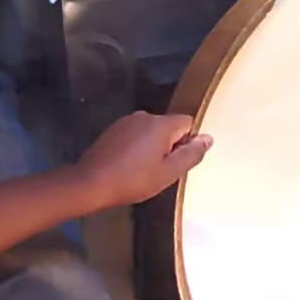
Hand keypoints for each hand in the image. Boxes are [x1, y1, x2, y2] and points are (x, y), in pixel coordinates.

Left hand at [72, 111, 211, 208]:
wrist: (91, 183)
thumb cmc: (134, 180)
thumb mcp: (169, 172)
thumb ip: (191, 154)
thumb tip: (208, 138)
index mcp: (161, 124)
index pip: (188, 122)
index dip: (187, 142)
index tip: (176, 162)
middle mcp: (144, 116)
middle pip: (168, 127)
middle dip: (169, 146)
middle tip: (160, 170)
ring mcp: (125, 121)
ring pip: (150, 131)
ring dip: (152, 147)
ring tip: (142, 171)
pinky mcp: (112, 130)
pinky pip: (134, 135)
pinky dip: (136, 148)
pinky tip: (128, 166)